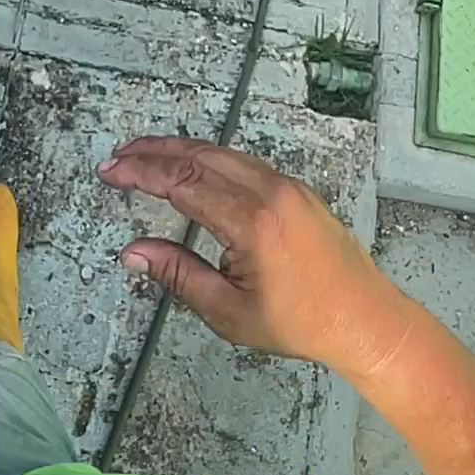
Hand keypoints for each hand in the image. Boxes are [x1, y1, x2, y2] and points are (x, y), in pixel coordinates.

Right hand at [96, 137, 421, 379]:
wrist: (364, 319)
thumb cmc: (298, 323)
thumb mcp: (228, 310)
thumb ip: (177, 274)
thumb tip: (132, 252)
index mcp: (252, 222)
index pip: (182, 182)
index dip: (140, 173)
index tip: (110, 171)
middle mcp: (270, 192)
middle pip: (200, 156)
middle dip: (153, 152)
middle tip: (118, 157)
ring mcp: (287, 186)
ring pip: (223, 153)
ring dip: (180, 151)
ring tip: (144, 156)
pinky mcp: (297, 190)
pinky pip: (243, 162)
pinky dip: (208, 158)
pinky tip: (191, 168)